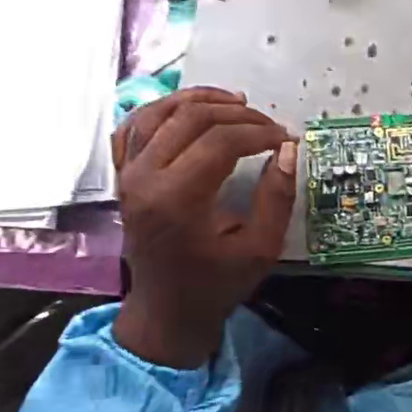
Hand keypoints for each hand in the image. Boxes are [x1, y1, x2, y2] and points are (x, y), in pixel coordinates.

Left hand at [112, 87, 297, 367]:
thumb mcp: (260, 250)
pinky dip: (160, 110)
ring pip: (158, 113)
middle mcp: (145, 180)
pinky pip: (133, 127)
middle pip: (191, 118)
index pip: (221, 141)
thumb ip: (277, 198)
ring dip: (199, 100)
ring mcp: (128, 176)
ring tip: (235, 102)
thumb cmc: (216, 285)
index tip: (286, 138)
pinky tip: (187, 109)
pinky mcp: (123, 177)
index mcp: (177, 201)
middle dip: (237, 114)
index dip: (259, 132)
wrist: (167, 311)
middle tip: (268, 125)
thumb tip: (288, 150)